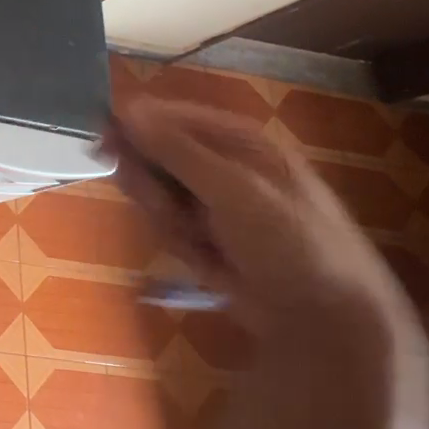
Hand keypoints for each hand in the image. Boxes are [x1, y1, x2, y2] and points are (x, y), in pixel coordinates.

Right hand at [109, 98, 415, 341]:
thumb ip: (176, 150)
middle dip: (152, 187)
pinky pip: (165, 226)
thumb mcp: (234, 189)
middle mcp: (220, 164)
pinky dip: (178, 244)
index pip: (167, 116)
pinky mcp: (202, 235)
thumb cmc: (291, 242)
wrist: (325, 318)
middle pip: (152, 156)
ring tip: (198, 243)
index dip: (132, 127)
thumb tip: (127, 109)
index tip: (103, 146)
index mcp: (236, 140)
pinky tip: (207, 261)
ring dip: (166, 220)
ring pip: (153, 194)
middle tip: (168, 211)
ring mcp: (210, 201)